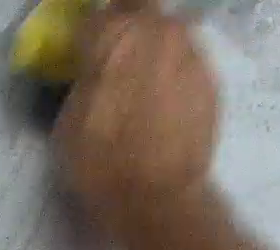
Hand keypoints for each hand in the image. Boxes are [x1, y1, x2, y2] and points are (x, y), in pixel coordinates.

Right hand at [56, 5, 218, 243]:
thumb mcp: (67, 124)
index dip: (87, 38)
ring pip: (169, 35)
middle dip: (128, 27)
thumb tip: (92, 74)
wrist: (158, 199)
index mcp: (114, 34)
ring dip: (156, 51)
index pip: (95, 16)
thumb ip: (82, 84)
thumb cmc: (102, 164)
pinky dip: (175, 77)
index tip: (83, 56)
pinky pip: (187, 65)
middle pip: (140, 9)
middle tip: (117, 58)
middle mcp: (158, 29)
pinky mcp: (212, 81)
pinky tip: (165, 108)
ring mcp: (192, 52)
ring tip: (145, 87)